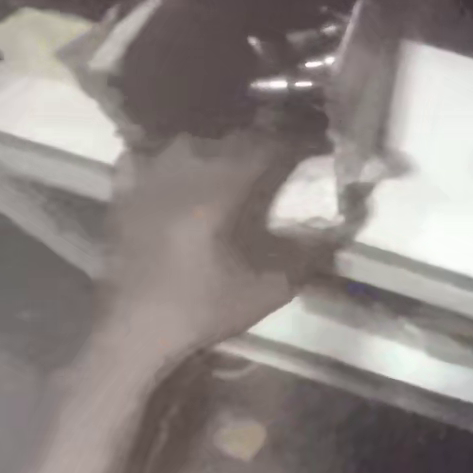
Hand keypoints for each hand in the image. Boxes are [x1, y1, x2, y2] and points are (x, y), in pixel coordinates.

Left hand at [103, 132, 340, 361]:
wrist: (136, 335)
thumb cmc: (208, 308)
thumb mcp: (275, 285)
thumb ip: (314, 249)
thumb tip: (348, 221)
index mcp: (222, 192)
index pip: (271, 146)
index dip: (302, 142)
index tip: (322, 146)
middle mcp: (185, 174)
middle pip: (234, 137)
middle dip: (267, 139)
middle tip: (288, 151)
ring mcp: (148, 181)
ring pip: (193, 140)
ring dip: (223, 144)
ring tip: (242, 154)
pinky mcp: (124, 195)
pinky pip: (148, 155)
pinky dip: (171, 154)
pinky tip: (183, 164)